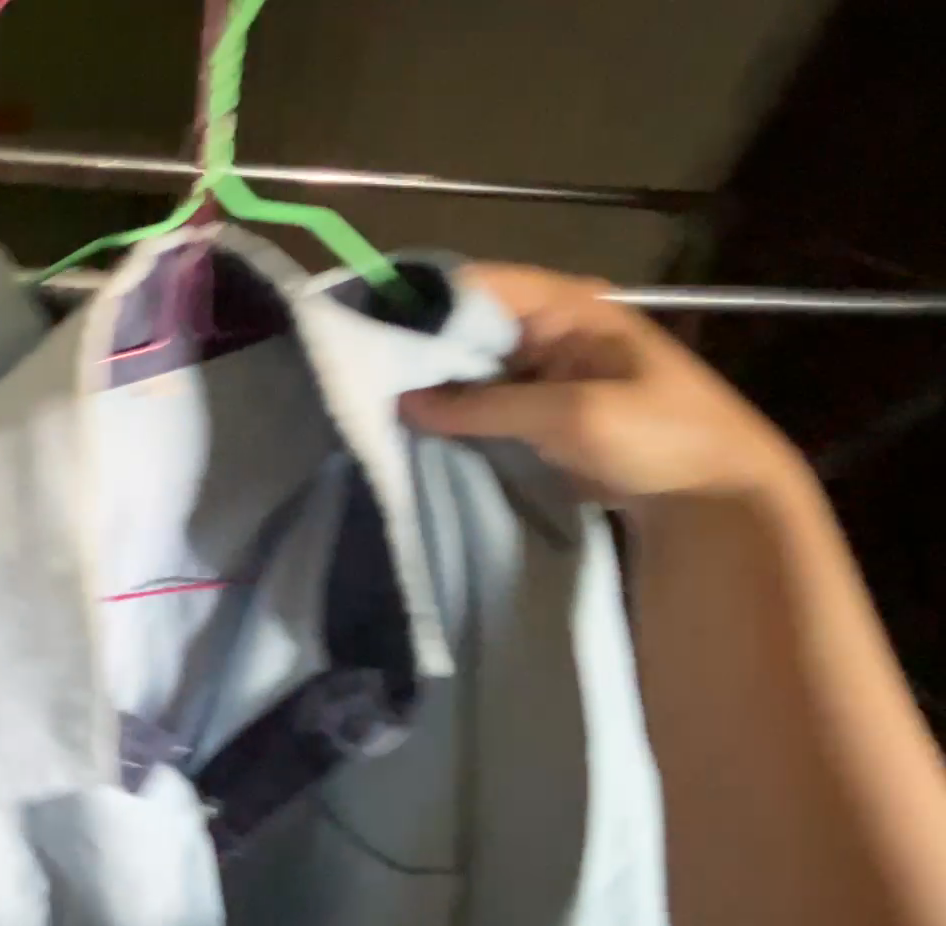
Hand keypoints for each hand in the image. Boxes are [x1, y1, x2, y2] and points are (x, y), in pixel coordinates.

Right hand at [399, 264, 807, 510]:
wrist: (710, 495)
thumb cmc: (659, 437)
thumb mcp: (571, 416)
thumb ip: (484, 406)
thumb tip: (402, 403)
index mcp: (565, 308)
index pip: (475, 287)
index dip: (420, 304)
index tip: (366, 331)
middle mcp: (541, 328)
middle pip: (460, 325)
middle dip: (413, 348)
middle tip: (359, 372)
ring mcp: (531, 369)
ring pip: (459, 364)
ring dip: (422, 383)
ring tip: (370, 397)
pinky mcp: (523, 407)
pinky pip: (469, 399)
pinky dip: (440, 411)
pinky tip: (405, 422)